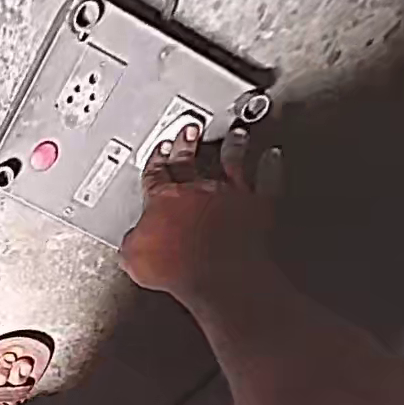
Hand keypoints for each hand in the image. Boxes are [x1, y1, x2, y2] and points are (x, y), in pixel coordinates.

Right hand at [119, 121, 283, 300]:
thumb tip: (131, 240)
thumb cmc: (176, 267)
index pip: (155, 174)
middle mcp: (197, 189)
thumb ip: (132, 241)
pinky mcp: (256, 204)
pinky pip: (266, 178)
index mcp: (164, 199)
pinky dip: (270, 165)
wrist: (216, 274)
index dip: (155, 161)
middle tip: (189, 130)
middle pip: (189, 160)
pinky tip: (272, 155)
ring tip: (233, 134)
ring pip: (231, 160)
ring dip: (232, 145)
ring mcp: (229, 193)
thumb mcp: (134, 258)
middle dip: (186, 143)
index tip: (159, 150)